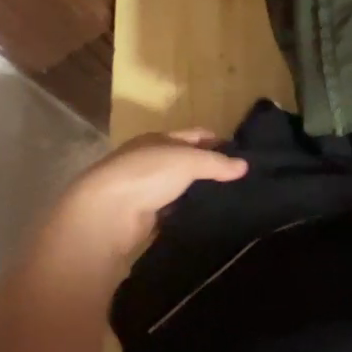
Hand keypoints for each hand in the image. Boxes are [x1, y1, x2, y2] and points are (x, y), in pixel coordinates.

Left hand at [51, 129, 247, 271]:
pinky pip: (171, 210)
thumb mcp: (188, 161)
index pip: (192, 135)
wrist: (107, 213)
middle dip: (208, 167)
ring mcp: (143, 189)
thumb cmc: (147, 174)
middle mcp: (149, 160)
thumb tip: (245, 165)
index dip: (214, 140)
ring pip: (178, 186)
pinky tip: (204, 216)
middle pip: (185, 160)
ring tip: (228, 198)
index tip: (239, 151)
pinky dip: (185, 211)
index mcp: (157, 139)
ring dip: (197, 191)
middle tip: (239, 178)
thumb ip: (217, 163)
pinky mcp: (142, 216)